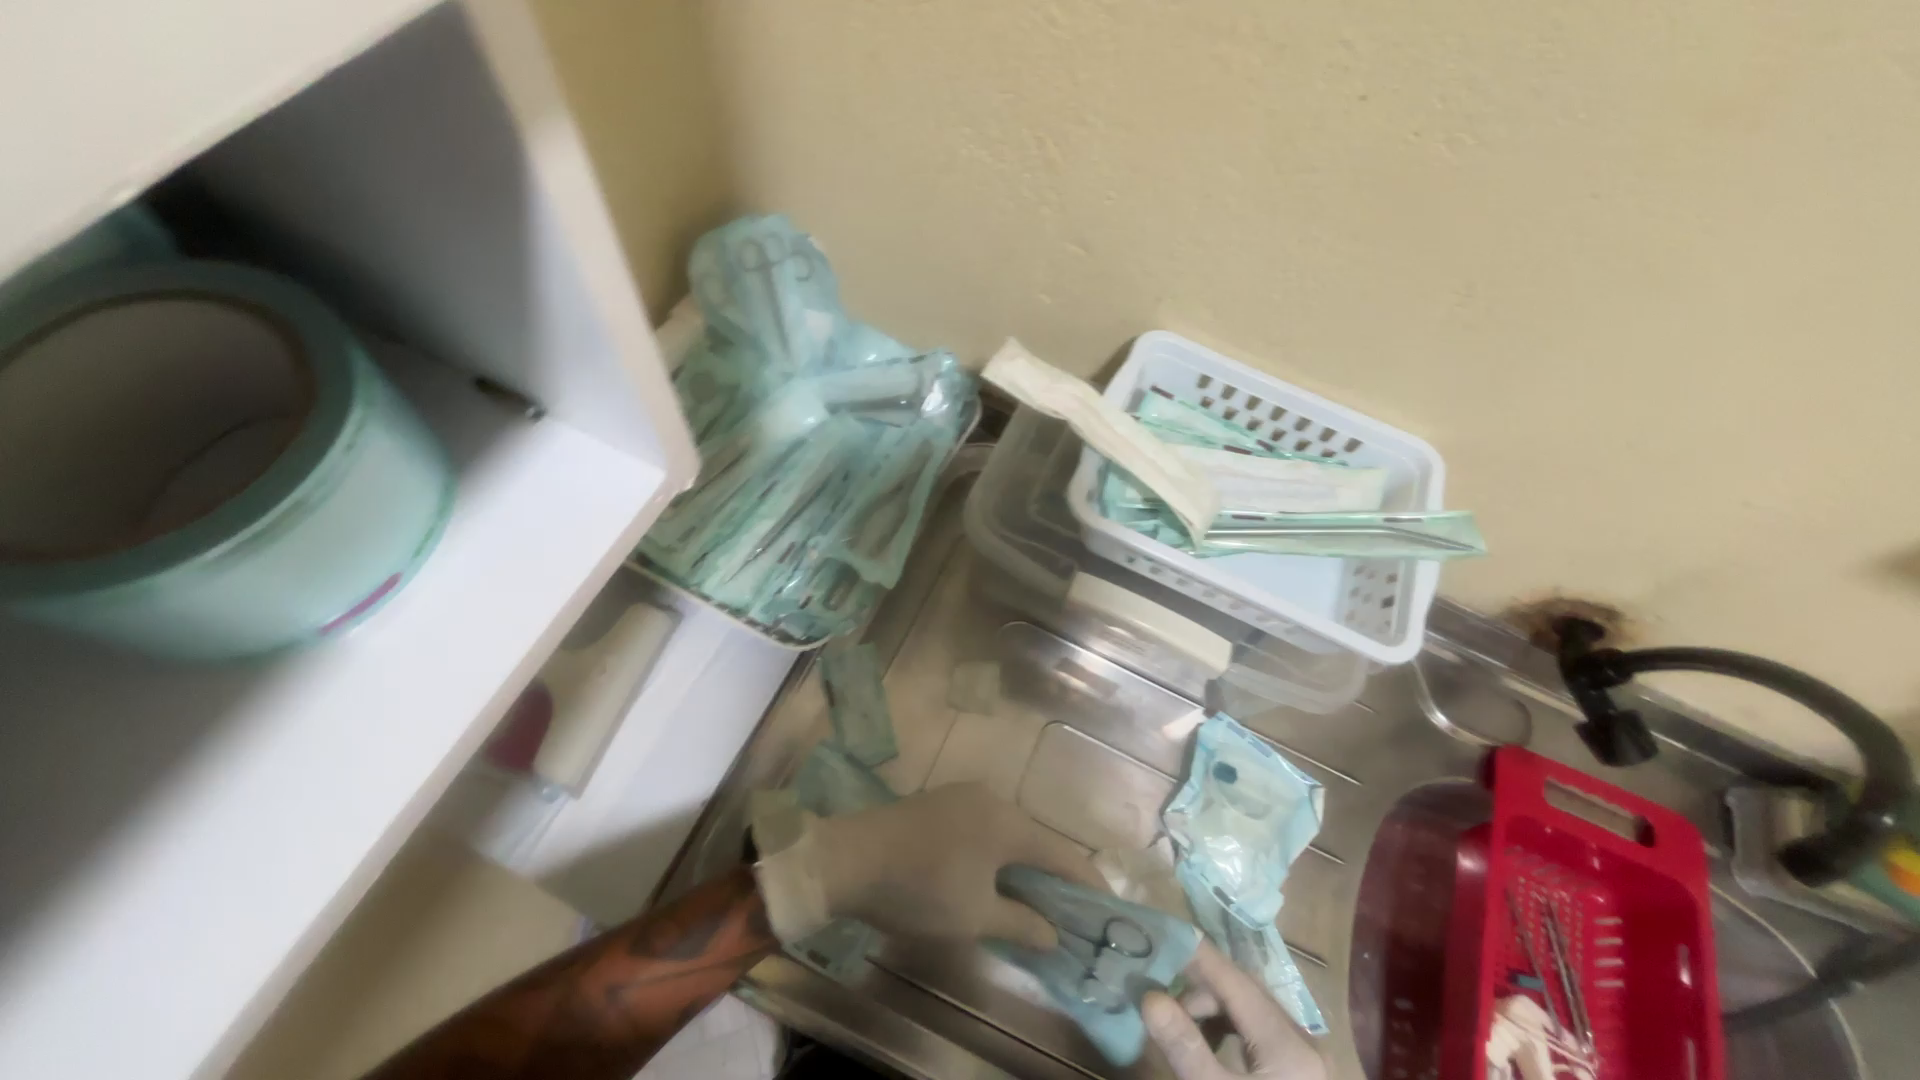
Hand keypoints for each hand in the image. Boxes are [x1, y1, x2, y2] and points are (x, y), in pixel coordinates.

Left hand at [756, 782, 1107, 949]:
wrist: (847, 858)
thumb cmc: (918, 890)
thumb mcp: (974, 918)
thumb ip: (1022, 923)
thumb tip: (1055, 932)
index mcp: (1009, 824)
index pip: (1064, 855)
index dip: (1089, 884)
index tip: (1110, 909)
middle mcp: (992, 799)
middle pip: (1037, 840)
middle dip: (1055, 876)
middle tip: (1072, 911)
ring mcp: (963, 797)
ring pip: (1009, 832)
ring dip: (1024, 865)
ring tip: (1036, 900)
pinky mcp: (939, 803)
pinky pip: (984, 827)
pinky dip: (998, 854)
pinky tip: (994, 878)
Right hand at [1143, 942, 1326, 1079]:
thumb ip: (1186, 1047)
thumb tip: (1149, 996)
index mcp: (1287, 1043)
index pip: (1234, 980)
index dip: (1197, 955)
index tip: (1160, 933)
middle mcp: (1303, 1042)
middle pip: (1245, 993)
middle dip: (1199, 986)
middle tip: (1157, 988)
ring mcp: (1306, 1061)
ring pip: (1253, 1013)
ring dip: (1213, 1010)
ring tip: (1177, 1024)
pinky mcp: (1301, 1076)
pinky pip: (1261, 1036)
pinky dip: (1229, 1032)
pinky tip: (1206, 1049)